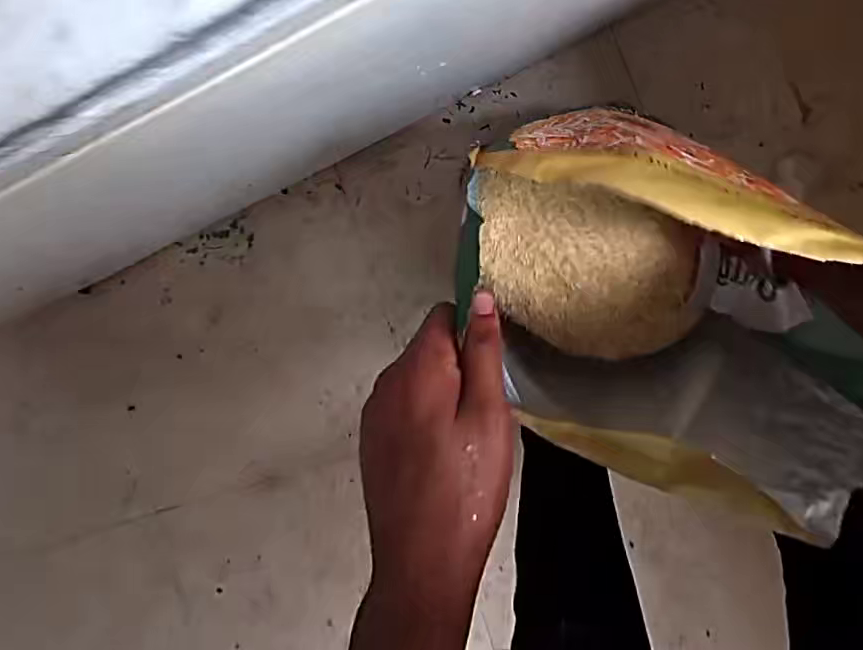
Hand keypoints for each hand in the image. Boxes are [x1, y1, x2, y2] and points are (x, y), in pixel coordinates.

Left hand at [352, 291, 515, 649]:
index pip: (444, 313)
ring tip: (465, 434)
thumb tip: (481, 296)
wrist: (422, 566)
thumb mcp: (489, 411)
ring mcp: (374, 411)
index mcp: (418, 366)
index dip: (472, 329)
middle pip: (429, 344)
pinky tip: (442, 452)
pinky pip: (403, 403)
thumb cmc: (466, 486)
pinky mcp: (371, 438)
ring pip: (417, 375)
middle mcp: (387, 380)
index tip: (491, 364)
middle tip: (484, 408)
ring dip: (442, 388)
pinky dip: (423, 412)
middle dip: (459, 362)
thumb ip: (483, 349)